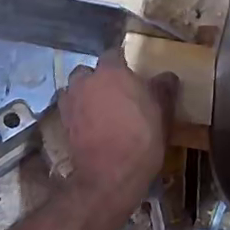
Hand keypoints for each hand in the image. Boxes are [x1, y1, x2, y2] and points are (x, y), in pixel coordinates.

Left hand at [57, 48, 175, 214]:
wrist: (110, 174)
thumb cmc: (141, 138)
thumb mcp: (163, 113)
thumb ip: (163, 89)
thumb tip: (167, 76)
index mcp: (111, 71)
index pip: (113, 54)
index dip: (122, 64)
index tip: (131, 75)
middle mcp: (85, 80)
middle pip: (90, 71)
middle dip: (100, 79)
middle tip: (117, 95)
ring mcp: (70, 101)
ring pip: (76, 89)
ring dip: (85, 94)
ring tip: (101, 110)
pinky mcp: (62, 122)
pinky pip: (70, 109)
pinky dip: (78, 113)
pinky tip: (90, 125)